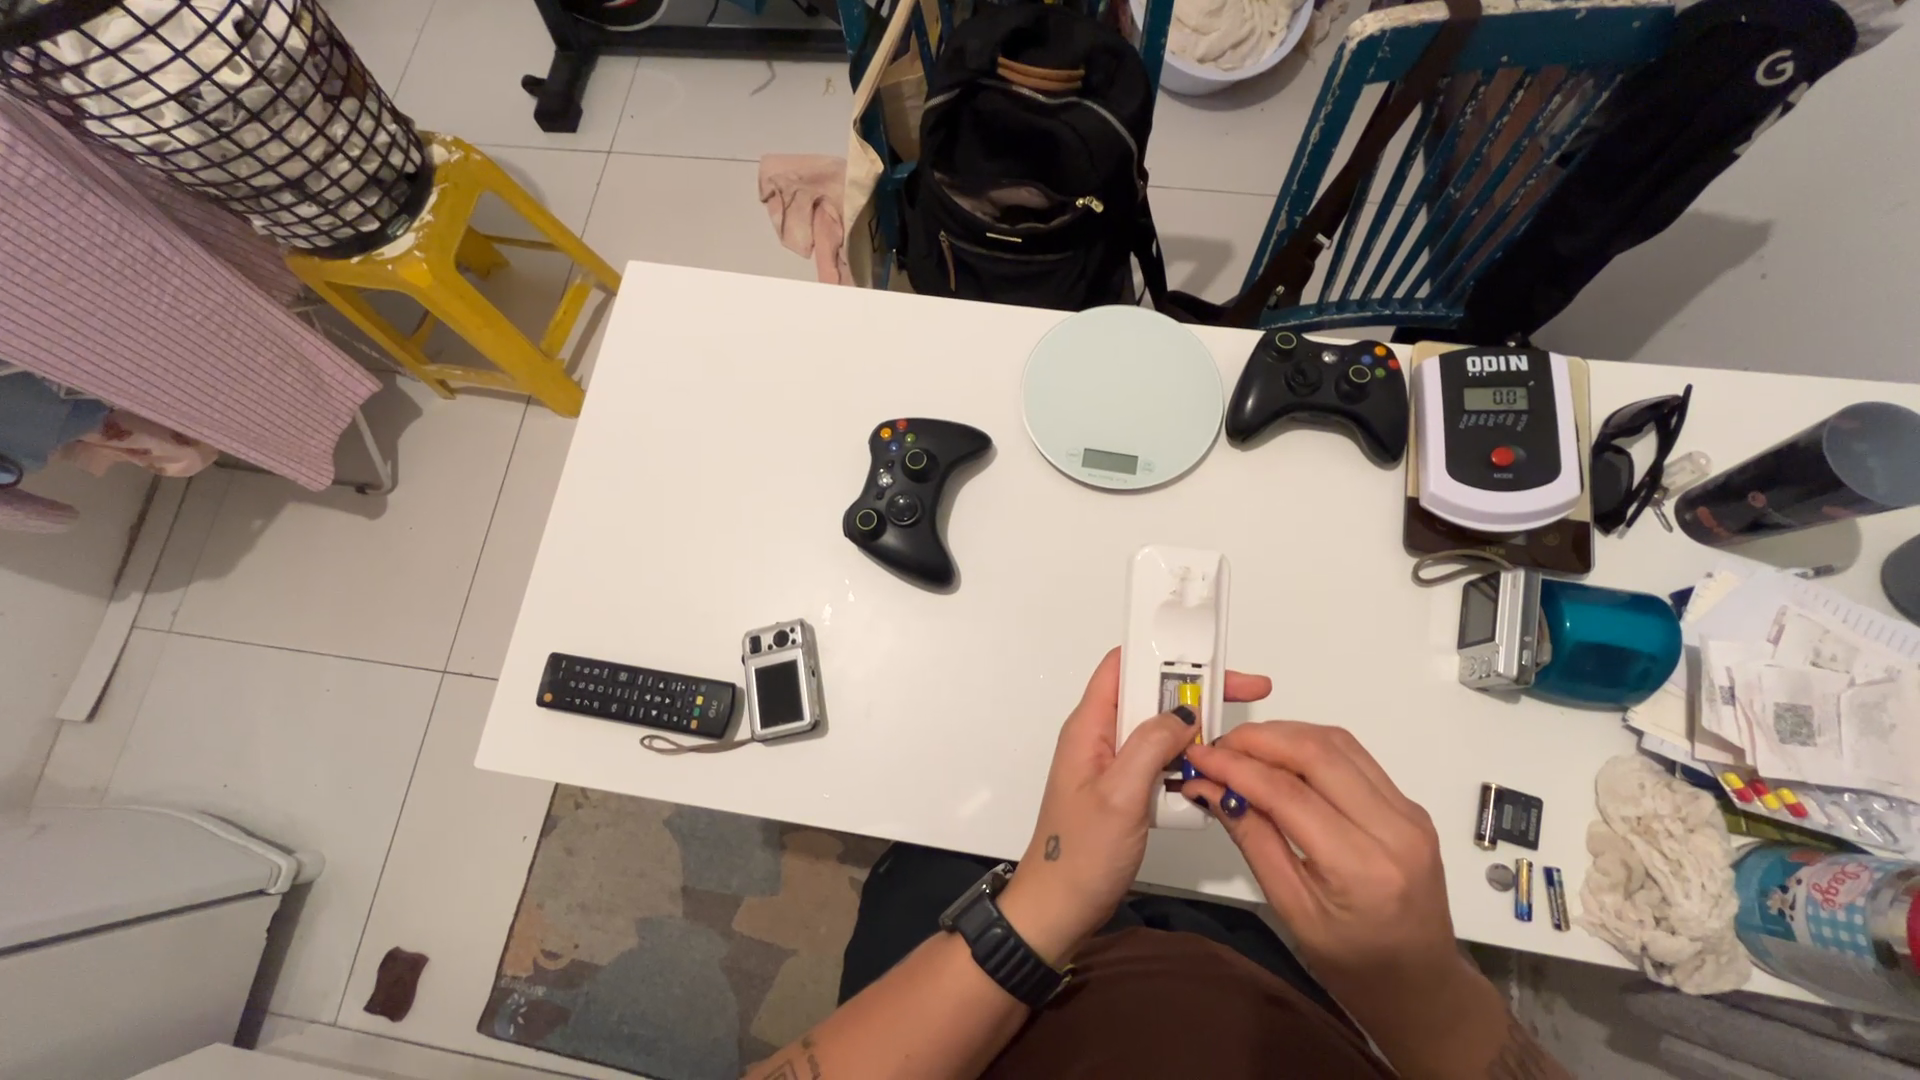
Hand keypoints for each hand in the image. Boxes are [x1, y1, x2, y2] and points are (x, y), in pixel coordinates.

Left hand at [1000, 648, 1271, 964]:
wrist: (1061, 907)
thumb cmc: (1080, 854)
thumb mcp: (1119, 795)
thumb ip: (1150, 746)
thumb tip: (1184, 712)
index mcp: (1089, 727)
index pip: (1122, 666)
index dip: (1163, 653)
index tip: (1208, 657)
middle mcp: (1099, 737)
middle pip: (1148, 695)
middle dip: (1193, 691)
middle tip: (1242, 692)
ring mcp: (1112, 763)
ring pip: (1158, 728)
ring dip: (1193, 730)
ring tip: (1232, 735)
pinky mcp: (1125, 787)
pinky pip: (1159, 761)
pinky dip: (1185, 761)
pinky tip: (1209, 771)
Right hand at [1182, 723, 1466, 1000]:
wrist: (1422, 984)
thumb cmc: (1351, 961)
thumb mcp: (1290, 909)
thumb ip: (1252, 839)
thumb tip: (1208, 787)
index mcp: (1363, 869)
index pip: (1288, 794)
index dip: (1235, 768)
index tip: (1197, 757)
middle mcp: (1395, 829)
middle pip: (1316, 753)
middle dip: (1256, 739)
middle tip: (1215, 748)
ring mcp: (1408, 812)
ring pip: (1336, 742)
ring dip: (1281, 735)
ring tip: (1240, 750)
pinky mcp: (1407, 804)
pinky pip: (1351, 755)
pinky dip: (1306, 745)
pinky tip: (1277, 757)